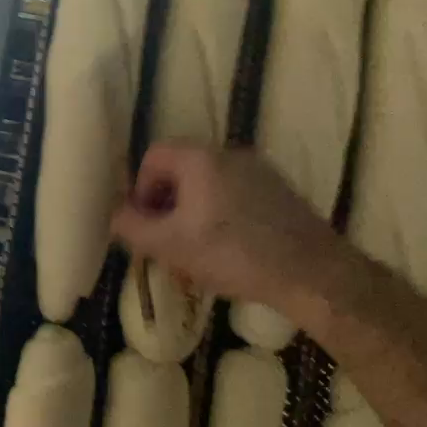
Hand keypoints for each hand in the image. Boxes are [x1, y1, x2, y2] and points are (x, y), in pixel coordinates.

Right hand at [110, 143, 351, 320]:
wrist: (311, 273)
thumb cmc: (232, 254)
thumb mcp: (169, 245)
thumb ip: (132, 227)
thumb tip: (116, 215)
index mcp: (200, 158)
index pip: (153, 157)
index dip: (141, 191)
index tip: (147, 226)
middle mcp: (230, 153)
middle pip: (181, 172)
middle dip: (167, 207)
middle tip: (167, 244)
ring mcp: (260, 171)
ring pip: (208, 187)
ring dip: (193, 216)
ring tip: (196, 254)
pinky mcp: (280, 192)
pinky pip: (235, 196)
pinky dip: (221, 218)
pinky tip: (228, 253)